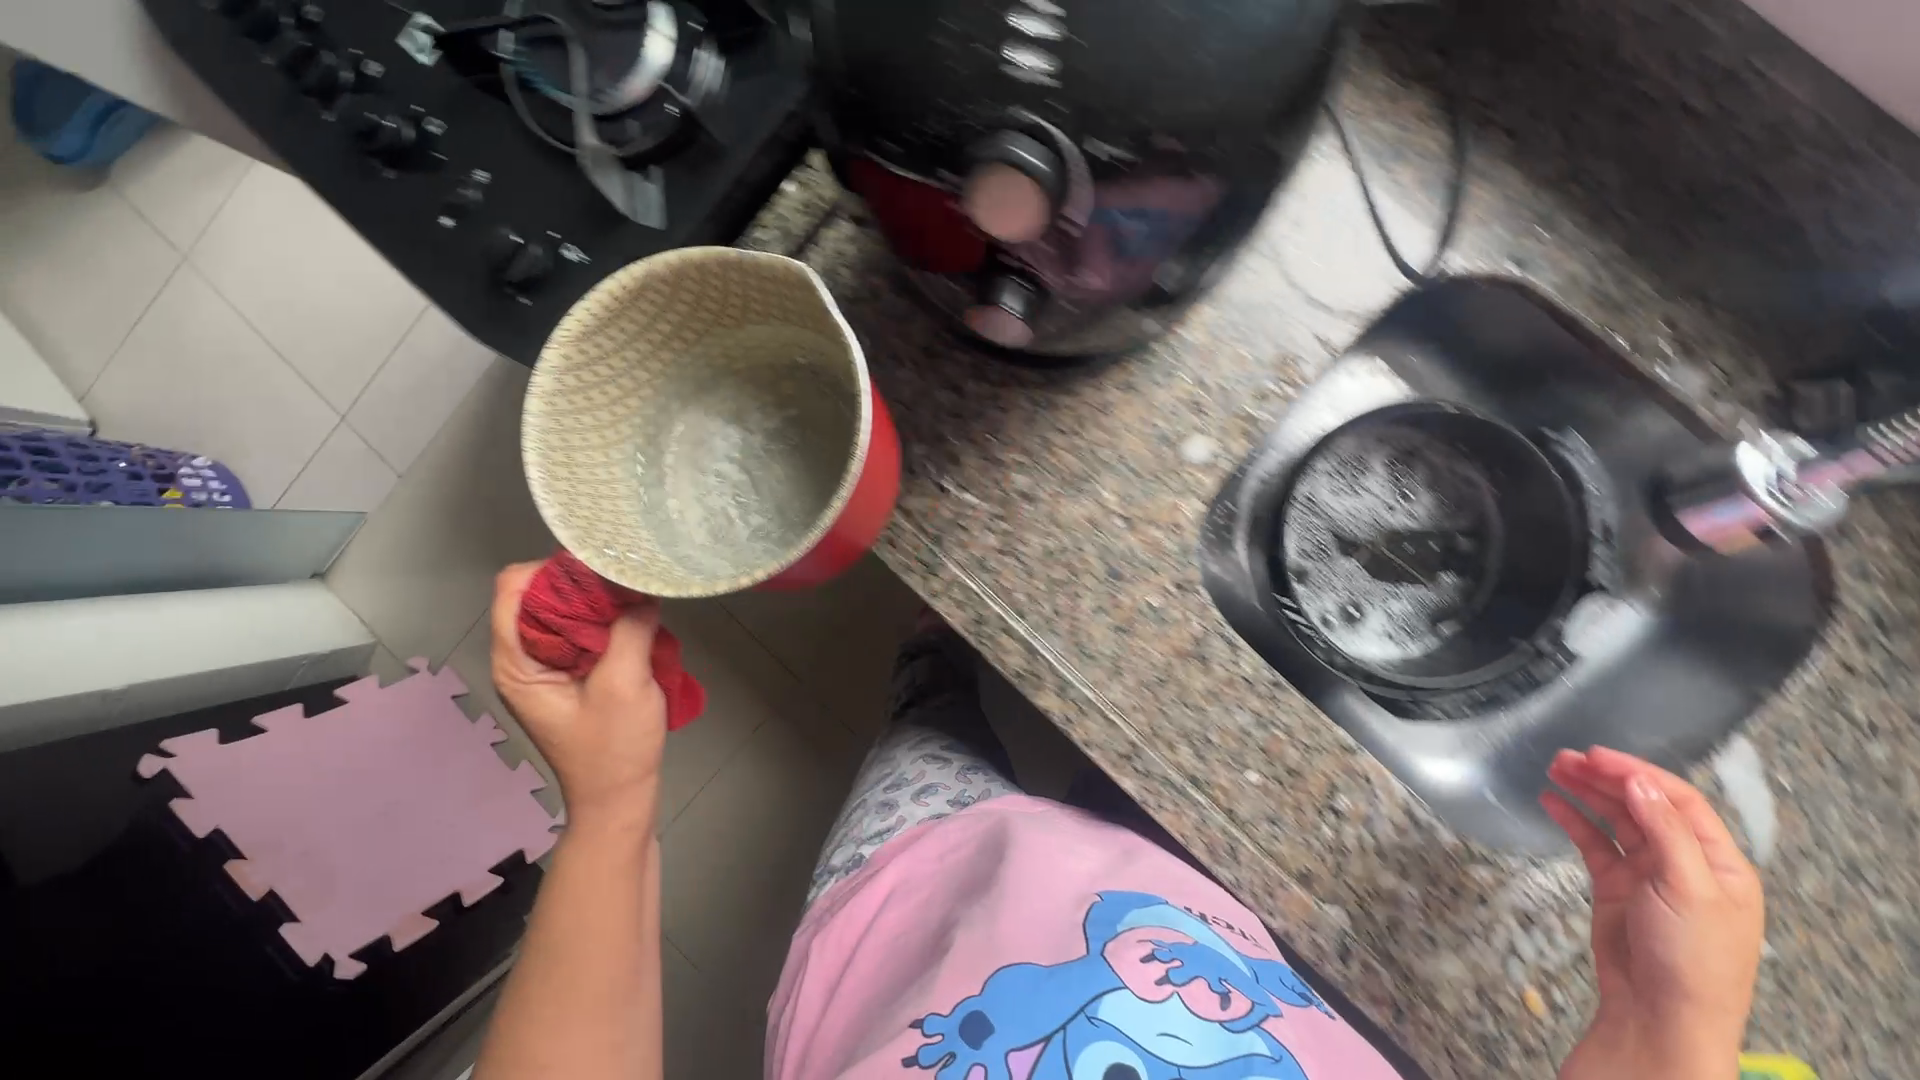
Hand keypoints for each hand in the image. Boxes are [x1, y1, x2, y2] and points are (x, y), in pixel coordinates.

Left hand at [490, 562, 667, 835]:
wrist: (620, 800)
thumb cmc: (613, 749)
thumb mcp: (625, 685)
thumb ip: (629, 630)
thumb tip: (641, 591)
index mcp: (518, 662)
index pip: (515, 587)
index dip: (555, 569)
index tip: (604, 569)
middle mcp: (524, 657)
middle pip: (540, 593)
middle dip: (585, 583)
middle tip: (629, 583)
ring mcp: (548, 666)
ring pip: (566, 610)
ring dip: (601, 602)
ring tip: (638, 602)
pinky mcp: (572, 673)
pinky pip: (584, 630)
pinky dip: (609, 621)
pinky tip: (638, 625)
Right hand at [1542, 747, 1764, 1079]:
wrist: (1662, 1012)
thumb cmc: (1692, 956)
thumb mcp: (1689, 889)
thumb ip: (1666, 832)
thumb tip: (1640, 783)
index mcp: (1717, 861)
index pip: (1678, 800)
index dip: (1639, 772)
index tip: (1598, 755)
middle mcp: (1683, 860)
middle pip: (1643, 804)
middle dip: (1606, 777)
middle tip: (1566, 757)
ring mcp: (1647, 873)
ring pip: (1615, 819)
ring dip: (1587, 792)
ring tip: (1554, 769)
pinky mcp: (1616, 885)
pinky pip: (1593, 843)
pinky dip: (1573, 820)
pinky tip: (1551, 802)